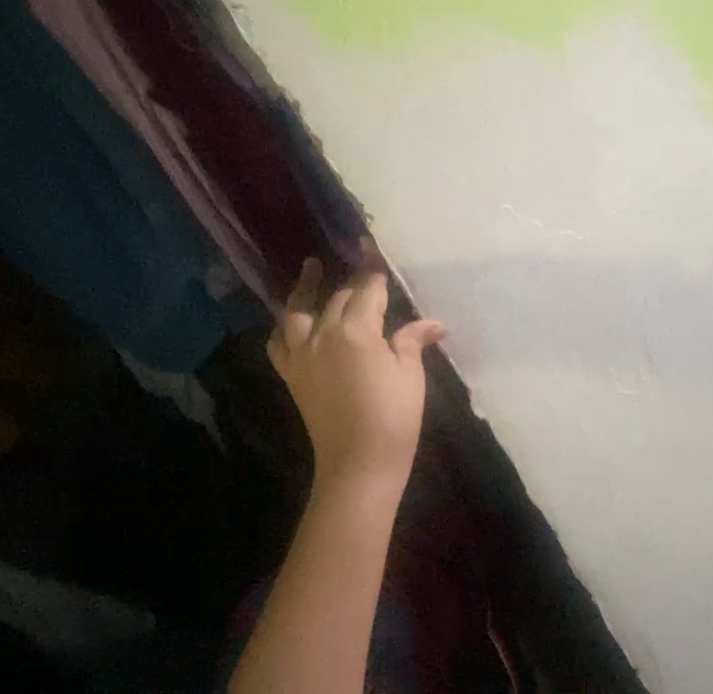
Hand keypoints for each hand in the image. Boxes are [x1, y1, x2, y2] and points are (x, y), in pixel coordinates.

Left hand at [269, 251, 445, 492]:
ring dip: (305, 289)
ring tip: (311, 268)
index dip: (373, 268)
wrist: (358, 466)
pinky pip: (279, 343)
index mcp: (356, 330)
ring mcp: (302, 356)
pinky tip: (291, 321)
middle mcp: (323, 334)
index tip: (372, 246)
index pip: (367, 289)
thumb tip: (432, 324)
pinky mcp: (292, 376)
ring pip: (297, 312)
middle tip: (361, 262)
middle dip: (352, 280)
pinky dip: (284, 327)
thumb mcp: (410, 375)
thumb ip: (411, 341)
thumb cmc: (393, 418)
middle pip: (338, 297)